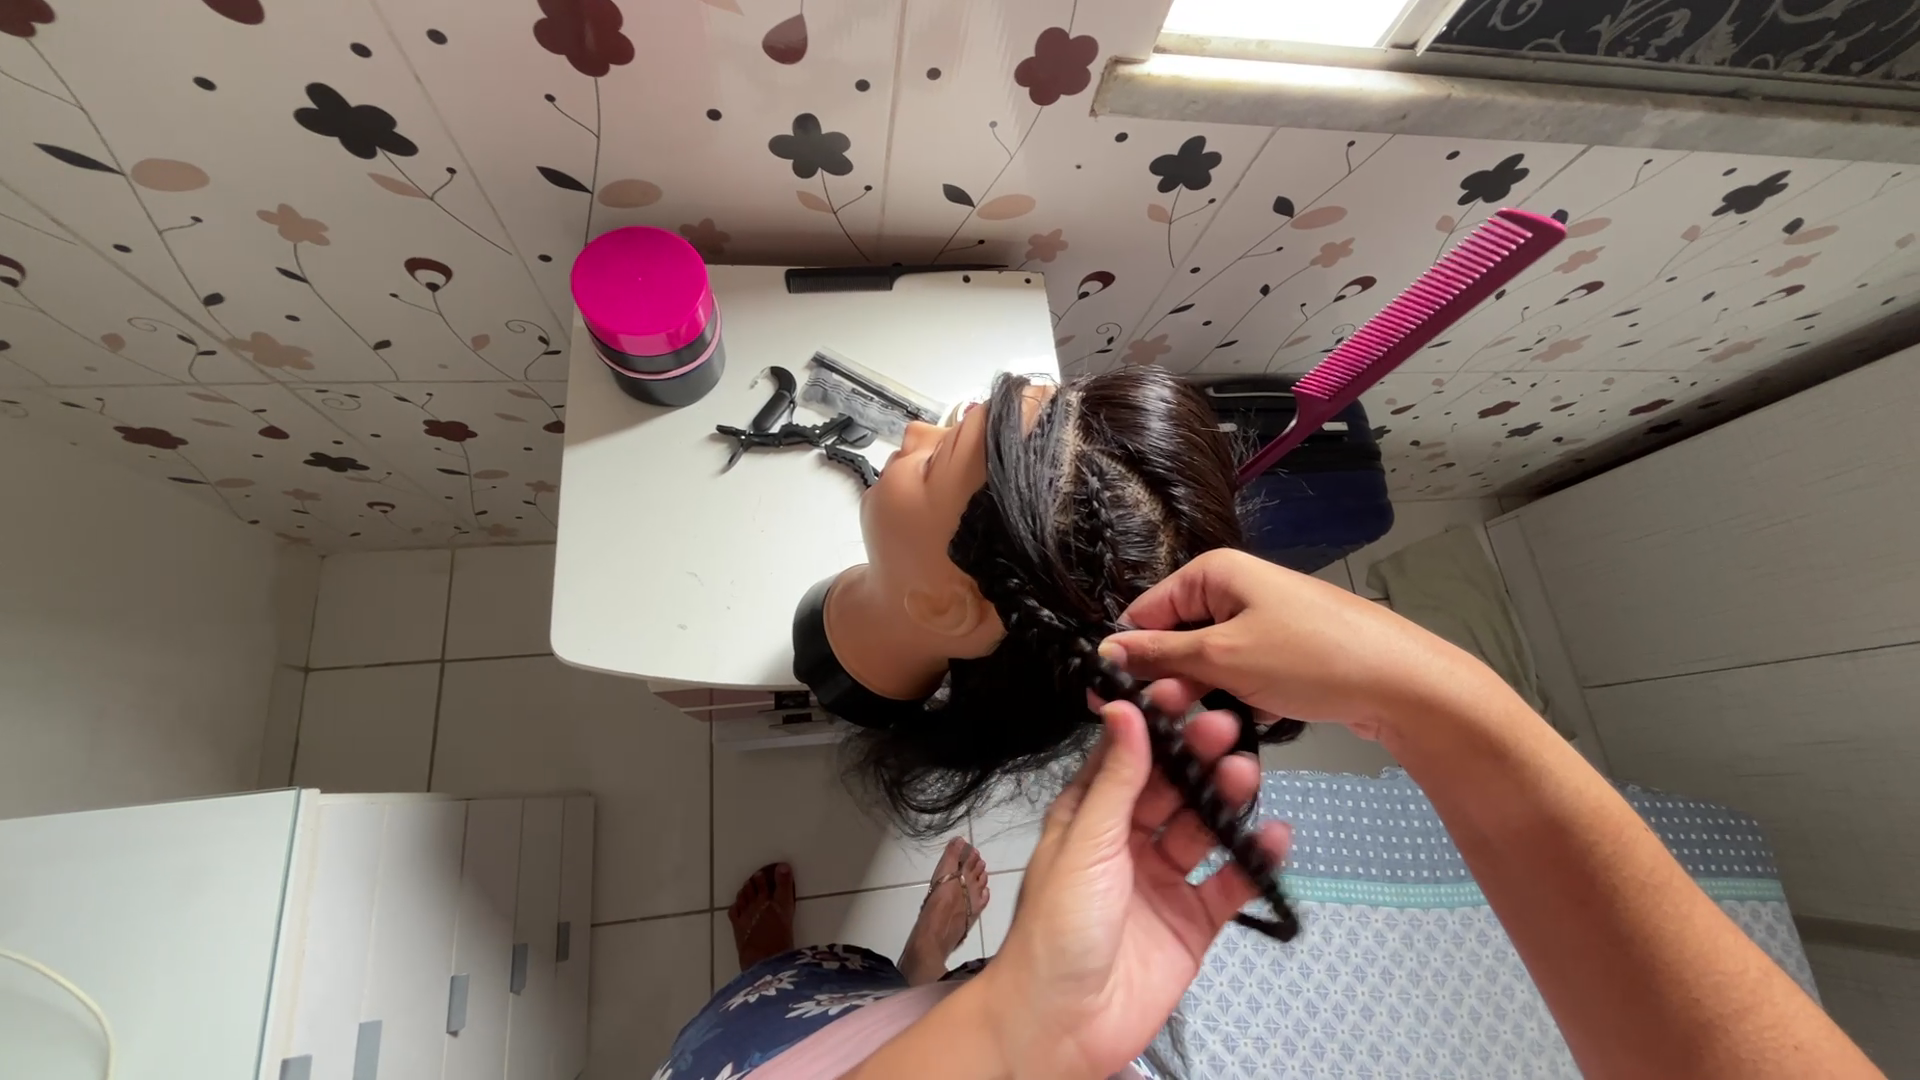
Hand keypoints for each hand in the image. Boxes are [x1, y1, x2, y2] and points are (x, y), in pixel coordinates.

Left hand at [977, 680, 1289, 1078]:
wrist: (1063, 1024)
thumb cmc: (1057, 927)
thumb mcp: (1087, 841)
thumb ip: (1115, 779)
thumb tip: (1124, 710)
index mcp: (1090, 813)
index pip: (1128, 755)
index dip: (1154, 724)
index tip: (1182, 693)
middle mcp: (1127, 838)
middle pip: (1171, 787)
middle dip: (1196, 756)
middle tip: (1226, 729)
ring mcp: (1161, 878)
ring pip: (1201, 826)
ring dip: (1225, 800)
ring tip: (1247, 775)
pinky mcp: (1191, 919)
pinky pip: (1227, 881)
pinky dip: (1250, 860)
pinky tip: (1272, 838)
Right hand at [1103, 548, 1493, 739]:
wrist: (1407, 686)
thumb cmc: (1306, 658)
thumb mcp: (1221, 657)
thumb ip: (1158, 655)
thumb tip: (1102, 651)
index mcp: (1212, 573)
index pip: (1145, 611)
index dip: (1128, 655)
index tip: (1112, 702)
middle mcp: (1234, 589)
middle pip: (1177, 637)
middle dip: (1171, 681)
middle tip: (1169, 723)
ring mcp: (1263, 620)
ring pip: (1209, 662)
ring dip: (1206, 695)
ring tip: (1218, 727)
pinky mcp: (1285, 651)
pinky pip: (1241, 672)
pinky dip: (1240, 697)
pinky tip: (1254, 719)